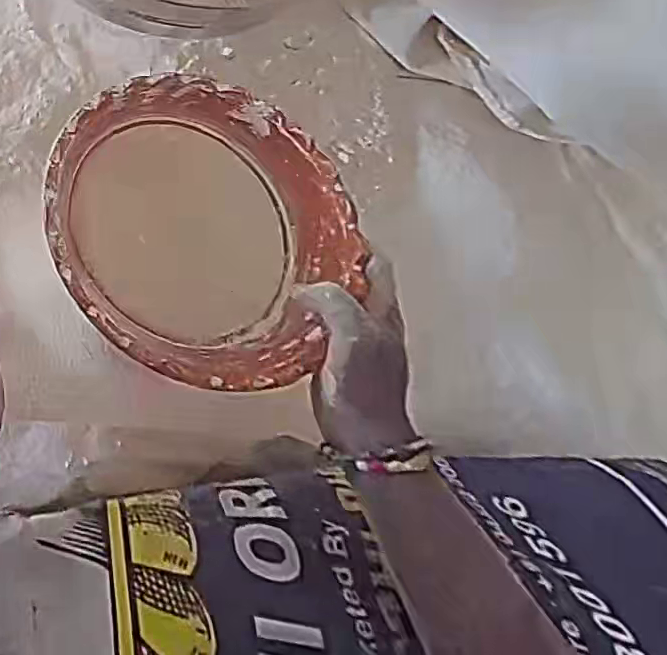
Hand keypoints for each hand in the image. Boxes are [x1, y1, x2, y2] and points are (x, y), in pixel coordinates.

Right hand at [296, 255, 414, 454]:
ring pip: (336, 300)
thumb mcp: (352, 336)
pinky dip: (305, 311)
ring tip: (285, 272)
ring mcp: (354, 339)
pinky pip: (320, 323)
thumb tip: (303, 289)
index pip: (375, 262)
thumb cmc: (363, 386)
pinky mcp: (334, 356)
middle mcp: (372, 319)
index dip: (356, 242)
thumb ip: (334, 303)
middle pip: (354, 278)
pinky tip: (284, 309)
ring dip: (316, 286)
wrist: (363, 438)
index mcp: (383, 309)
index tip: (325, 227)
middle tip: (296, 247)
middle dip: (331, 261)